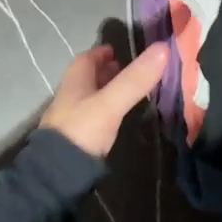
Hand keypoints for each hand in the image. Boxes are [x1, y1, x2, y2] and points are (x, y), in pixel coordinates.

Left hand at [40, 43, 168, 157]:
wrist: (57, 174)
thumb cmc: (82, 129)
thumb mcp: (111, 102)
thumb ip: (135, 79)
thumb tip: (163, 48)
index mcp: (75, 79)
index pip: (90, 56)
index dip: (106, 51)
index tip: (126, 49)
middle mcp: (71, 94)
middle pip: (91, 76)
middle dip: (110, 71)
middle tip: (135, 70)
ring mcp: (72, 117)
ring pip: (93, 96)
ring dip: (110, 91)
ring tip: (133, 91)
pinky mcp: (78, 138)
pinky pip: (96, 115)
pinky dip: (108, 110)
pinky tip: (120, 116)